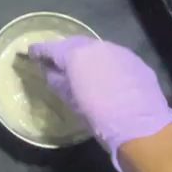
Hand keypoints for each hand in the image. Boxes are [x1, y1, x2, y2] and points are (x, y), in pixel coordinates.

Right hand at [30, 36, 171, 171]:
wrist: (141, 128)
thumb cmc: (98, 115)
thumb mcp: (69, 100)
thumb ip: (56, 80)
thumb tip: (49, 70)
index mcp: (74, 54)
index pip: (50, 47)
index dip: (39, 51)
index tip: (31, 53)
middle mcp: (95, 46)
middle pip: (74, 44)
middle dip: (64, 51)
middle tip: (58, 62)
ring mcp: (118, 51)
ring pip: (96, 49)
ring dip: (88, 57)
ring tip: (85, 70)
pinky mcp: (135, 60)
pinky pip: (114, 57)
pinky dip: (106, 64)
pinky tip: (108, 78)